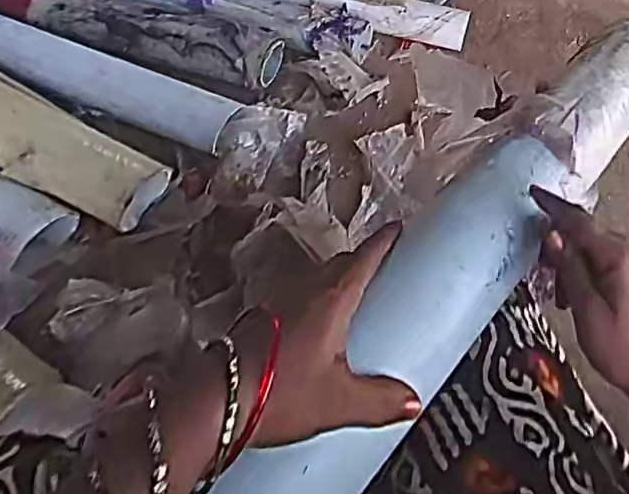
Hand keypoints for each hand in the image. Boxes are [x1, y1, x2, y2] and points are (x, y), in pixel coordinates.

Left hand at [248, 222, 421, 445]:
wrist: (220, 397)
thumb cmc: (274, 391)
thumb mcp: (337, 401)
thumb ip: (379, 400)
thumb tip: (409, 401)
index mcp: (334, 297)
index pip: (366, 256)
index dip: (384, 239)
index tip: (396, 228)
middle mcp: (309, 287)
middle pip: (344, 261)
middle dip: (365, 260)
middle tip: (383, 266)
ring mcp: (284, 296)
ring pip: (321, 276)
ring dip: (339, 279)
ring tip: (353, 299)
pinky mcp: (266, 311)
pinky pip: (302, 293)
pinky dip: (317, 298)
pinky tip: (317, 324)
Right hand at [532, 186, 628, 409]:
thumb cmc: (619, 347)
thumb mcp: (587, 309)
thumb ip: (568, 268)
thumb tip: (550, 232)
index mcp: (613, 254)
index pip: (577, 220)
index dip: (552, 205)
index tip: (531, 192)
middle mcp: (619, 249)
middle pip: (578, 231)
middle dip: (554, 243)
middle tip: (537, 268)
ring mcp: (622, 260)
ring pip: (581, 247)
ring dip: (562, 262)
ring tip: (555, 294)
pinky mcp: (619, 273)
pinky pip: (589, 259)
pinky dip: (573, 271)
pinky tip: (566, 296)